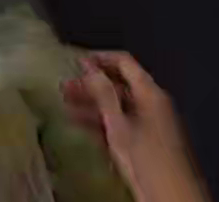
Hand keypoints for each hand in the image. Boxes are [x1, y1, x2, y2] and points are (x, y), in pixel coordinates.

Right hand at [63, 53, 208, 201]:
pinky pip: (124, 123)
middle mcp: (153, 104)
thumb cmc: (146, 160)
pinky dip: (104, 122)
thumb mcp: (119, 125)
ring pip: (119, 105)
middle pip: (119, 84)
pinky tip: (82, 126)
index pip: (123, 62)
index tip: (75, 63)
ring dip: (93, 104)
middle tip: (65, 87)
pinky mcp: (150, 145)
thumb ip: (103, 93)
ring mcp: (152, 125)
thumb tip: (88, 66)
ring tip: (66, 106)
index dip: (99, 58)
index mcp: (150, 93)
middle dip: (91, 85)